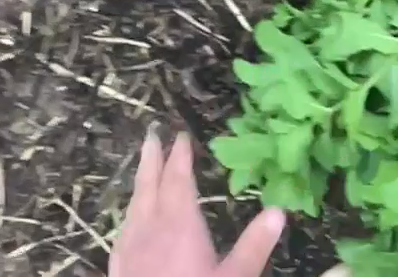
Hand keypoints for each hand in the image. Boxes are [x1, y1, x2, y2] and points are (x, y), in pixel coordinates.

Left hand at [110, 128, 285, 276]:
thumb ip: (254, 245)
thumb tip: (279, 210)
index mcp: (179, 223)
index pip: (178, 178)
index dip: (180, 155)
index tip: (181, 134)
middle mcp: (150, 228)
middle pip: (149, 183)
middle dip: (152, 157)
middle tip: (152, 133)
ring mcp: (129, 250)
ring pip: (133, 205)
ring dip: (140, 182)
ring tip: (144, 169)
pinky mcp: (118, 269)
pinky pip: (122, 230)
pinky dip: (130, 213)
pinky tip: (129, 222)